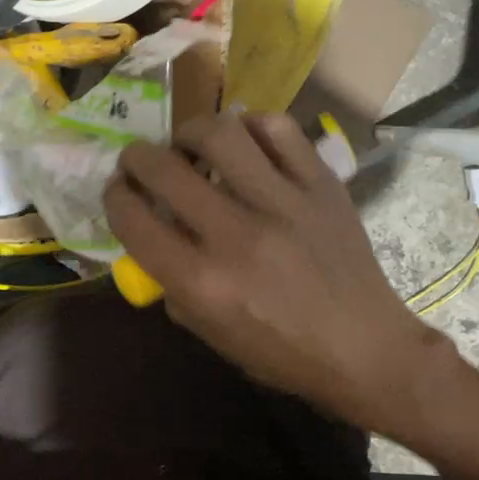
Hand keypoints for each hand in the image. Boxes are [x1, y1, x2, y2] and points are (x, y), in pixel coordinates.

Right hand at [103, 110, 448, 432]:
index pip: (132, 217)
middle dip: (135, 158)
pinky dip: (250, 127)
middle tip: (139, 162)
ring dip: (190, 133)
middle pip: (163, 168)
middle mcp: (235, 234)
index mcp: (200, 280)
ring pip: (220, 134)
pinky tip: (242, 141)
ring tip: (189, 145)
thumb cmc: (277, 352)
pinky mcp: (321, 186)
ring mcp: (283, 204)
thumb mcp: (204, 329)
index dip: (113, 197)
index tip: (117, 191)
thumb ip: (169, 280)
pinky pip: (279, 131)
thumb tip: (152, 234)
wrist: (365, 351)